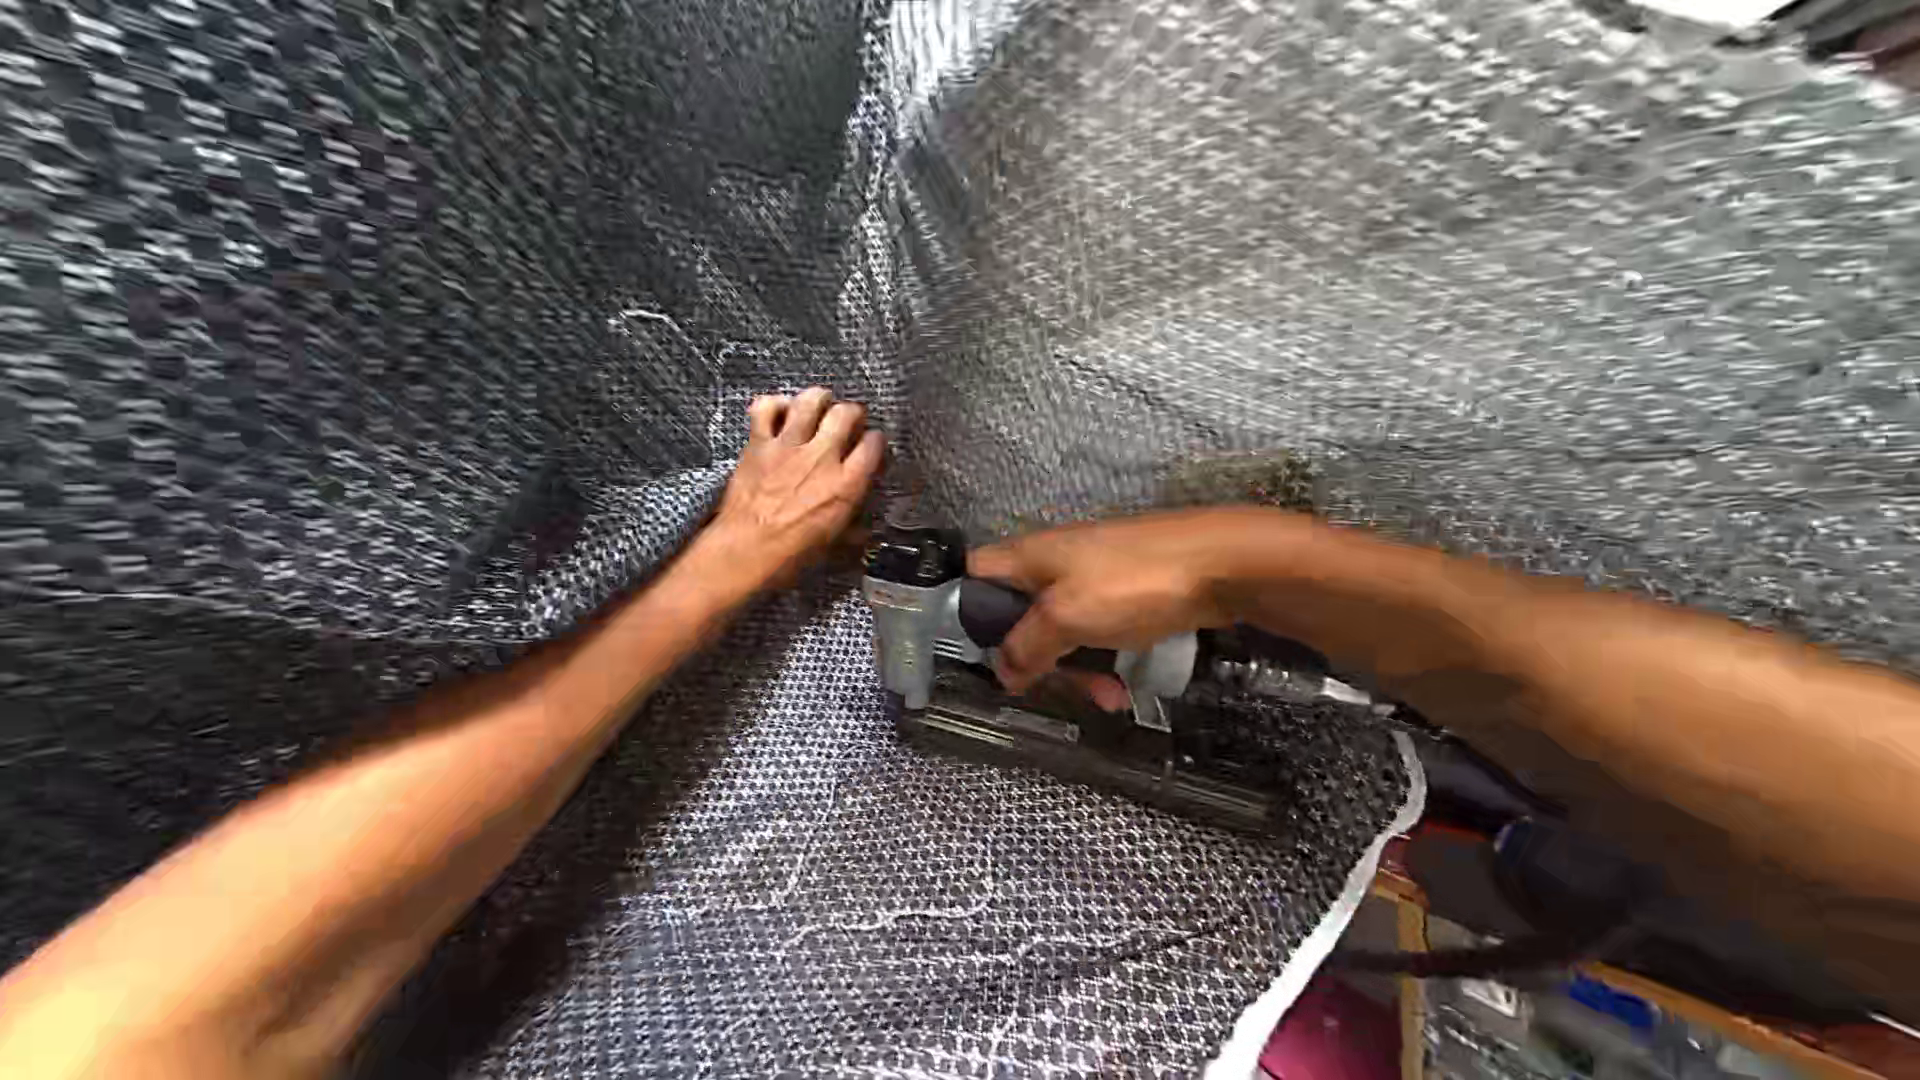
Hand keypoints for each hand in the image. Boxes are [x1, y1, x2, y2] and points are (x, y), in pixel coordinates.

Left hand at [700, 387, 884, 588]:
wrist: (746, 550)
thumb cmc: (791, 554)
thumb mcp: (835, 545)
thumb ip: (854, 530)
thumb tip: (864, 531)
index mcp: (846, 484)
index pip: (873, 445)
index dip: (876, 440)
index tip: (872, 444)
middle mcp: (821, 457)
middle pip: (846, 413)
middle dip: (853, 412)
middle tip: (850, 418)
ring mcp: (788, 446)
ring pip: (810, 401)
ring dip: (819, 398)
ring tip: (822, 401)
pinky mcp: (759, 444)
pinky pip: (766, 407)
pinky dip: (774, 403)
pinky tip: (780, 409)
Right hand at [967, 507, 1309, 696]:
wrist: (1221, 564)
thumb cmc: (1132, 584)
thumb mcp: (1066, 616)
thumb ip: (1025, 646)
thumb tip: (1003, 673)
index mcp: (1027, 557)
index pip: (972, 577)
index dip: (963, 613)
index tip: (978, 653)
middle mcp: (1051, 565)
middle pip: (1016, 615)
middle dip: (1030, 657)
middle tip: (1049, 687)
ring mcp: (1089, 580)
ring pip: (1058, 632)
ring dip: (1073, 669)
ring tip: (1104, 695)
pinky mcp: (1121, 596)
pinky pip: (1095, 633)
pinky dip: (1102, 660)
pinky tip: (1122, 686)